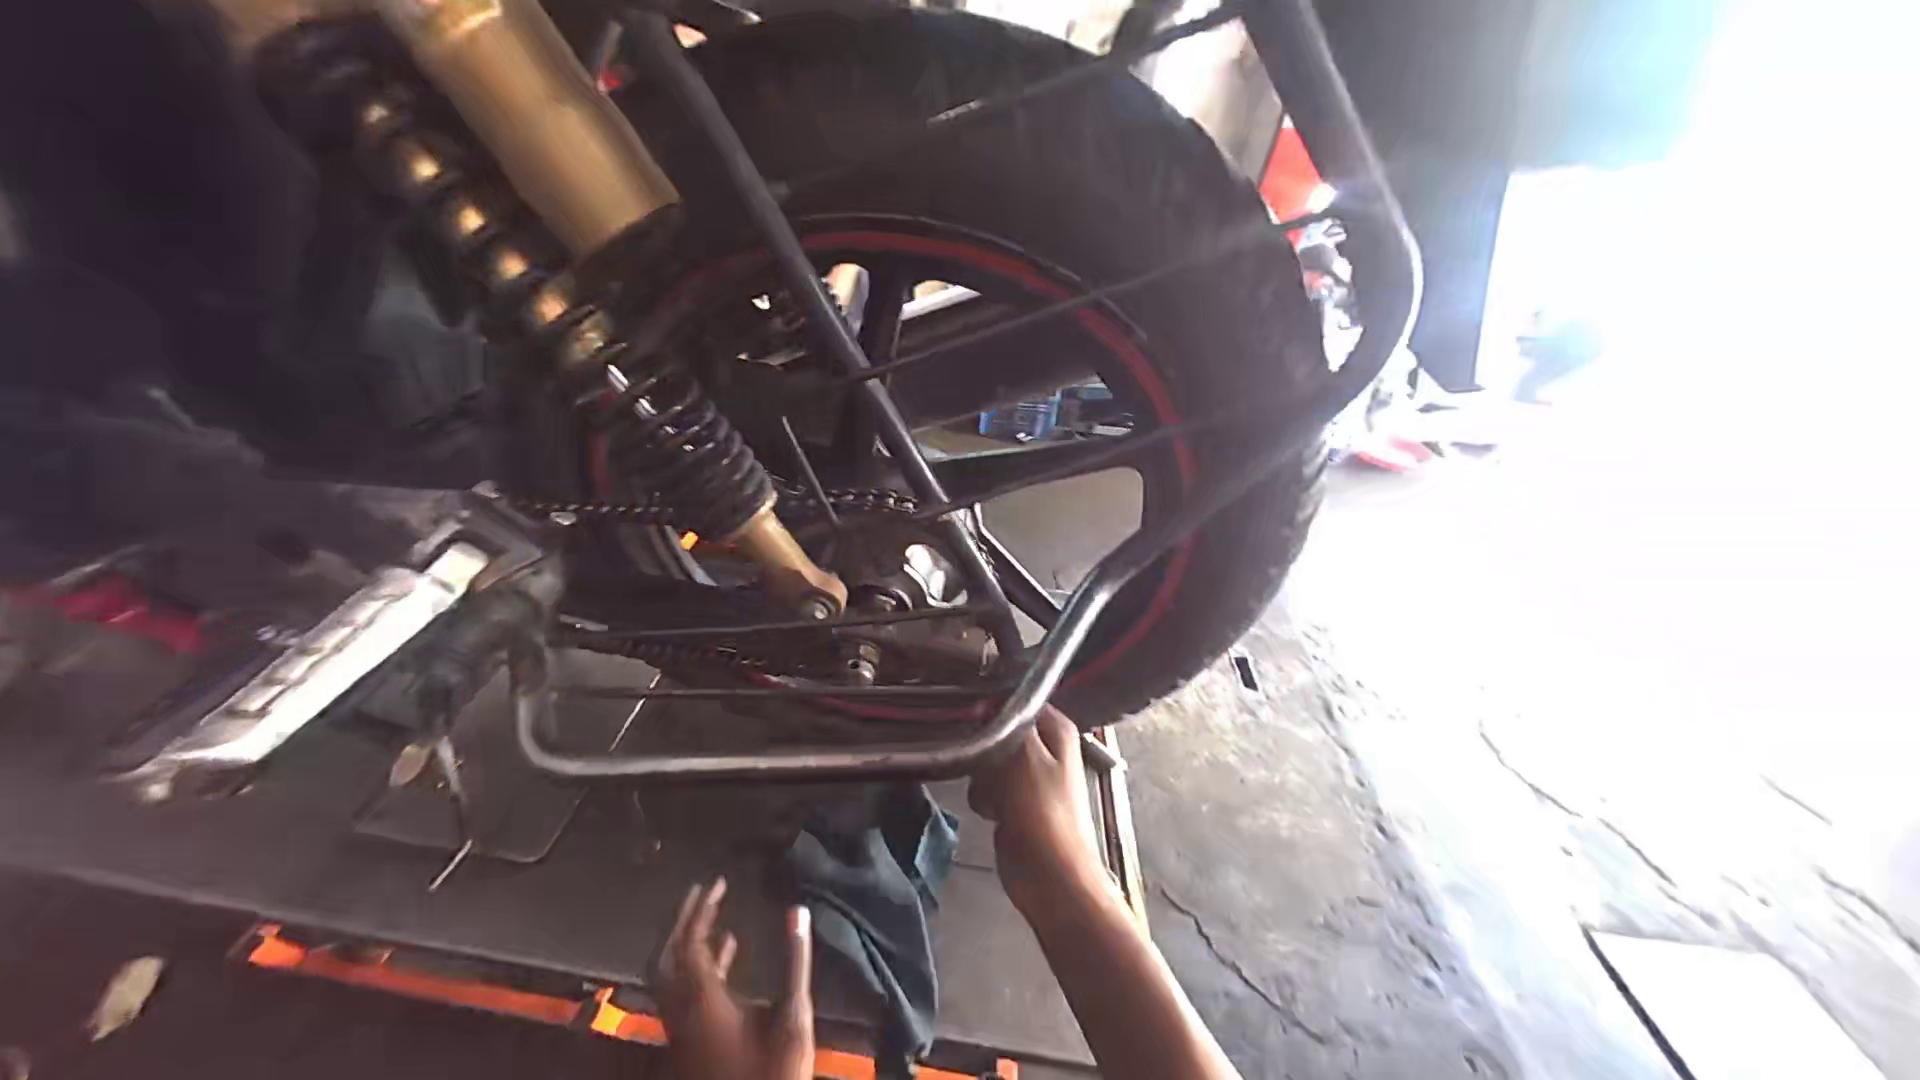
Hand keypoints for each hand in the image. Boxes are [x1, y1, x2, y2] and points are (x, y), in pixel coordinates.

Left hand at [655, 877, 813, 1079]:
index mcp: (704, 1002)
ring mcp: (682, 1032)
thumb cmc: (776, 1074)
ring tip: (713, 916)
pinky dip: (696, 966)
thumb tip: (797, 912)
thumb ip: (795, 960)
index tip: (717, 883)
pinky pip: (681, 992)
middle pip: (666, 958)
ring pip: (668, 977)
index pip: (691, 944)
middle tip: (702, 893)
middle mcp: (683, 1014)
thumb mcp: (793, 1016)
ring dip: (685, 943)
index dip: (700, 910)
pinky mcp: (690, 1044)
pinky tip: (726, 956)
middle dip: (681, 921)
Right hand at [969, 705, 1114, 922]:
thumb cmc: (1041, 812)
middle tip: (986, 762)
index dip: (994, 703)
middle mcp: (1045, 747)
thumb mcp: (1024, 756)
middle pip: (998, 729)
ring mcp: (1030, 775)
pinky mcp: (1015, 801)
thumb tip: (990, 699)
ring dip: (983, 777)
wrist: (1050, 877)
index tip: (972, 712)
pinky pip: (988, 785)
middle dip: (986, 747)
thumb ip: (1007, 723)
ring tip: (993, 794)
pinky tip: (992, 811)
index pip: (1019, 697)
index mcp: (1056, 729)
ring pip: (988, 758)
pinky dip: (986, 797)